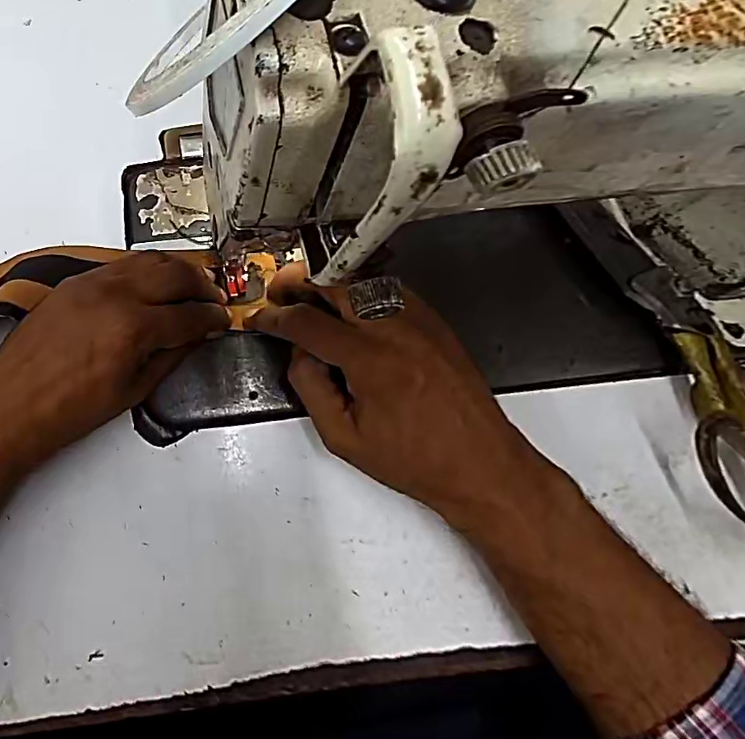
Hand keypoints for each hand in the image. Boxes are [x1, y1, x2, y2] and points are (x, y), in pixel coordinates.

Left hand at [0, 252, 228, 469]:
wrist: (8, 407)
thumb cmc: (59, 409)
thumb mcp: (130, 391)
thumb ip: (168, 357)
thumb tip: (191, 339)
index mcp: (131, 327)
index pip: (188, 314)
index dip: (212, 318)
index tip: (220, 321)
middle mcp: (112, 296)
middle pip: (175, 274)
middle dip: (202, 286)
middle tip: (212, 299)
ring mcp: (90, 284)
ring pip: (147, 260)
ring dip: (175, 270)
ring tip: (188, 285)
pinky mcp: (72, 283)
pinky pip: (119, 264)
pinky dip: (143, 269)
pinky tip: (150, 282)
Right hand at [248, 264, 539, 529]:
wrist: (481, 464)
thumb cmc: (422, 459)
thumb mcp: (344, 438)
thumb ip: (310, 388)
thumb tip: (298, 354)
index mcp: (371, 361)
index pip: (307, 322)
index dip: (275, 317)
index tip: (263, 318)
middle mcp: (396, 330)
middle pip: (333, 284)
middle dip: (298, 284)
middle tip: (280, 293)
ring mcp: (418, 320)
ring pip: (360, 280)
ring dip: (328, 284)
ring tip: (308, 299)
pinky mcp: (432, 320)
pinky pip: (386, 289)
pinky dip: (359, 291)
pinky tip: (348, 307)